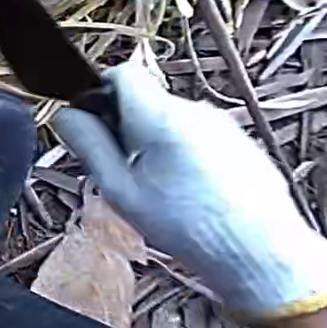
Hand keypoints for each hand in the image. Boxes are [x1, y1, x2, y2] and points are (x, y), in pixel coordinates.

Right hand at [51, 58, 326, 321]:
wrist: (262, 255)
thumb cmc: (185, 225)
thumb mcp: (119, 189)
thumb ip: (89, 144)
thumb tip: (64, 113)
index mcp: (161, 117)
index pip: (123, 72)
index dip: (100, 92)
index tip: (95, 126)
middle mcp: (194, 110)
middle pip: (143, 99)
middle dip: (123, 125)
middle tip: (121, 170)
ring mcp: (222, 124)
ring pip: (167, 118)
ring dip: (151, 140)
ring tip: (155, 186)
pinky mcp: (239, 141)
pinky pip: (193, 133)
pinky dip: (179, 151)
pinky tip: (185, 190)